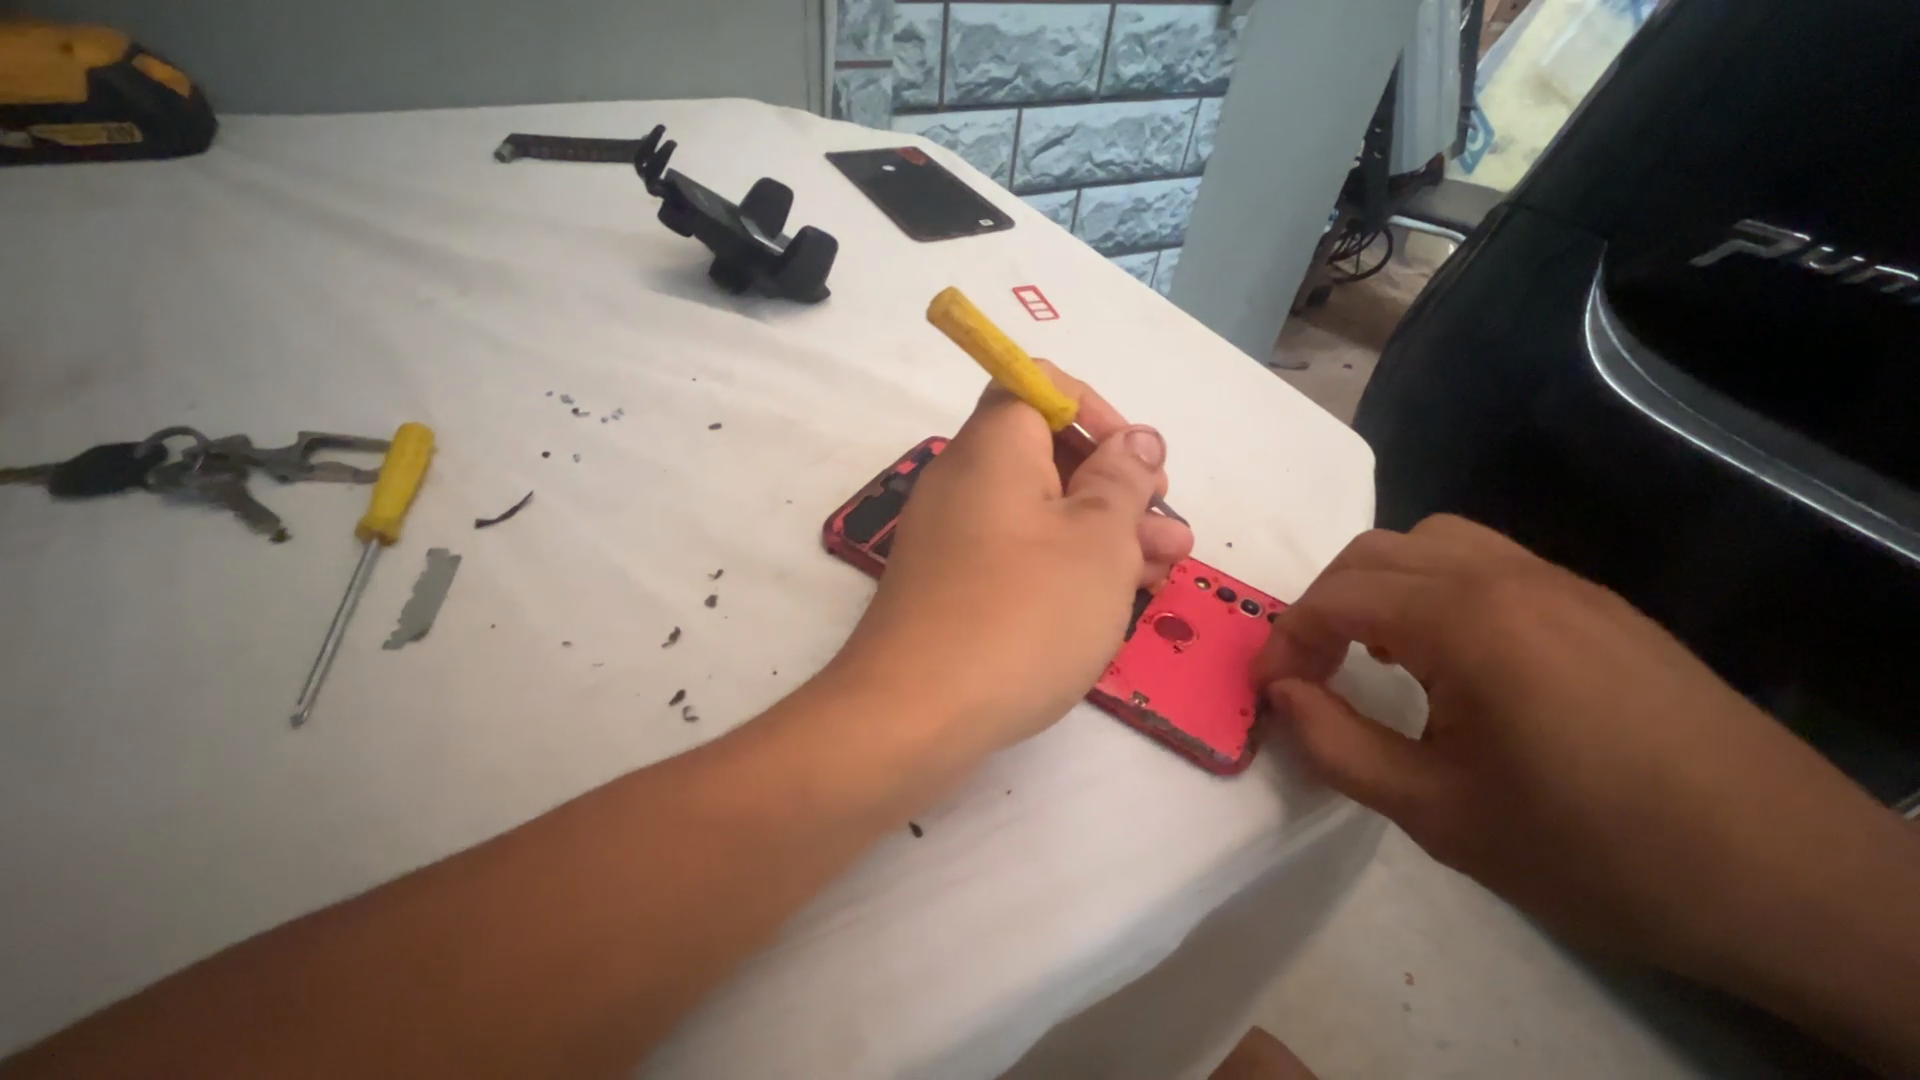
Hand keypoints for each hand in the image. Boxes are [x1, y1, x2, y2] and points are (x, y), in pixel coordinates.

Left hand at [831, 363, 1192, 755]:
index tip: (1139, 460)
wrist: (914, 716)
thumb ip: (1123, 479)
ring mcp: (952, 540)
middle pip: (1047, 455)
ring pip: (1040, 514)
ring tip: (1164, 570)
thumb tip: (1136, 438)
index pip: (1037, 387)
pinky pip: (1018, 557)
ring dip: (1105, 533)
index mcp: (993, 448)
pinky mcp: (952, 590)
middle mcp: (964, 482)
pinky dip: (1066, 566)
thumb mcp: (1097, 540)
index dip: (1097, 411)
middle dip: (1118, 486)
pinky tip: (1114, 600)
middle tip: (1169, 529)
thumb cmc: (1022, 614)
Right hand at [1252, 516, 1911, 988]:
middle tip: (1311, 673)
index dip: (1285, 641)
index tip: (1267, 691)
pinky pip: (1488, 564)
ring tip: (1377, 656)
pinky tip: (1452, 659)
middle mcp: (1510, 578)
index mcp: (1469, 623)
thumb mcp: (1439, 815)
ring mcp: (1564, 584)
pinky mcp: (1600, 606)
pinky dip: (1437, 590)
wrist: (1789, 877)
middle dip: (1323, 606)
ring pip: (1433, 543)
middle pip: (1376, 553)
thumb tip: (1281, 693)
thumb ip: (1338, 745)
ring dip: (1381, 587)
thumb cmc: (1595, 851)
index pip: (1337, 598)